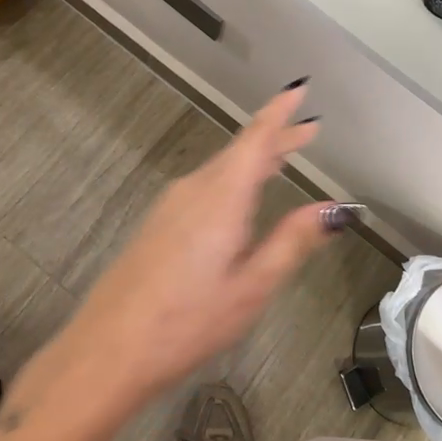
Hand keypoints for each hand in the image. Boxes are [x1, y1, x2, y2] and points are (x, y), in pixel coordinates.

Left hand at [50, 83, 336, 405]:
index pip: (256, 139)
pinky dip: (232, 179)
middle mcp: (194, 189)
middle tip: (309, 130)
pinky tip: (240, 197)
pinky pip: (205, 186)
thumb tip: (336, 208)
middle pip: (240, 151)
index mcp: (221, 197)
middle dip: (275, 138)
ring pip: (221, 169)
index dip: (280, 112)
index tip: (299, 88)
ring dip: (254, 160)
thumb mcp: (251, 288)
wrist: (106, 351)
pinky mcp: (158, 224)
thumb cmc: (187, 322)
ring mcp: (171, 206)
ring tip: (283, 159)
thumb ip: (292, 242)